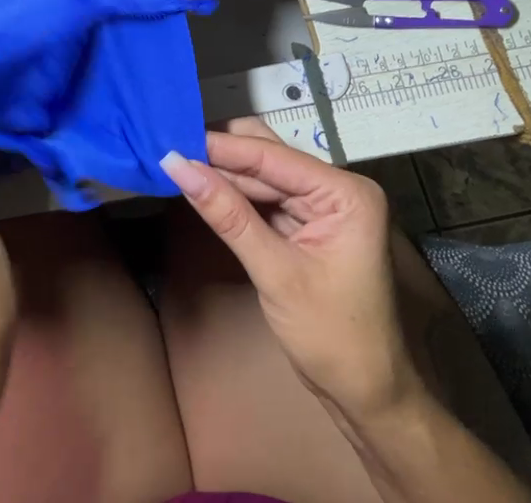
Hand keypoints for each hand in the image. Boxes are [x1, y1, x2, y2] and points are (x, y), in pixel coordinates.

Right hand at [161, 118, 421, 418]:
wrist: (365, 393)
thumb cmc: (332, 334)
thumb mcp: (275, 272)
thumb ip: (227, 215)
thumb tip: (178, 167)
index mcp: (346, 193)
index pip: (272, 157)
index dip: (220, 147)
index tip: (170, 137)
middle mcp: (335, 189)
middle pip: (266, 158)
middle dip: (218, 156)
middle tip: (165, 149)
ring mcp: (320, 207)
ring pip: (260, 177)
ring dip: (220, 174)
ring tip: (173, 164)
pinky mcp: (304, 226)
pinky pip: (262, 199)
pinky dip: (231, 196)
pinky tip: (199, 188)